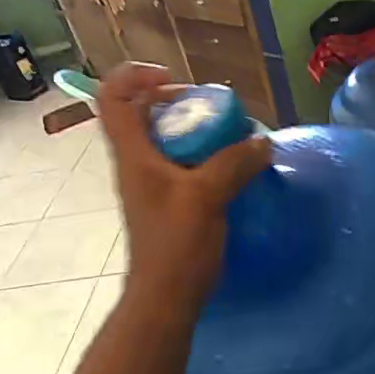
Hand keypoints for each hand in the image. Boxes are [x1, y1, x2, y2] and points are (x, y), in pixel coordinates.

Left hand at [98, 64, 269, 306]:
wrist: (166, 297)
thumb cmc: (177, 246)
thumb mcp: (207, 197)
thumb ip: (234, 164)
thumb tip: (262, 142)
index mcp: (133, 155)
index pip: (112, 97)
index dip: (135, 76)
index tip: (175, 81)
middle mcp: (135, 164)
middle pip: (140, 114)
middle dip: (175, 102)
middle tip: (211, 108)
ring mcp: (150, 185)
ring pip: (163, 140)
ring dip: (191, 130)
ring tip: (227, 135)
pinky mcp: (167, 202)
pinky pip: (180, 165)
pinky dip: (201, 156)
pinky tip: (231, 167)